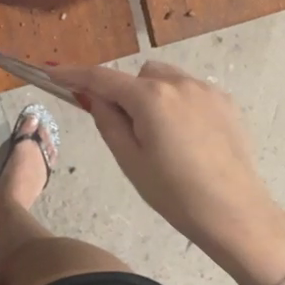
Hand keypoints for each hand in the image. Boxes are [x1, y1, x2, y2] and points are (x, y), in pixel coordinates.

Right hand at [50, 61, 284, 284]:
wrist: (234, 212)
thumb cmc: (174, 193)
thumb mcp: (129, 160)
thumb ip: (108, 121)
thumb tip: (96, 97)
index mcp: (151, 98)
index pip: (101, 77)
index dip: (73, 74)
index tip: (51, 72)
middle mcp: (180, 83)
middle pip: (138, 75)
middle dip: (126, 94)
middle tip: (128, 133)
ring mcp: (207, 91)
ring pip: (166, 80)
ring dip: (153, 97)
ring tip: (160, 139)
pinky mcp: (227, 104)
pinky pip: (191, 93)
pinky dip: (177, 105)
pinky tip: (186, 141)